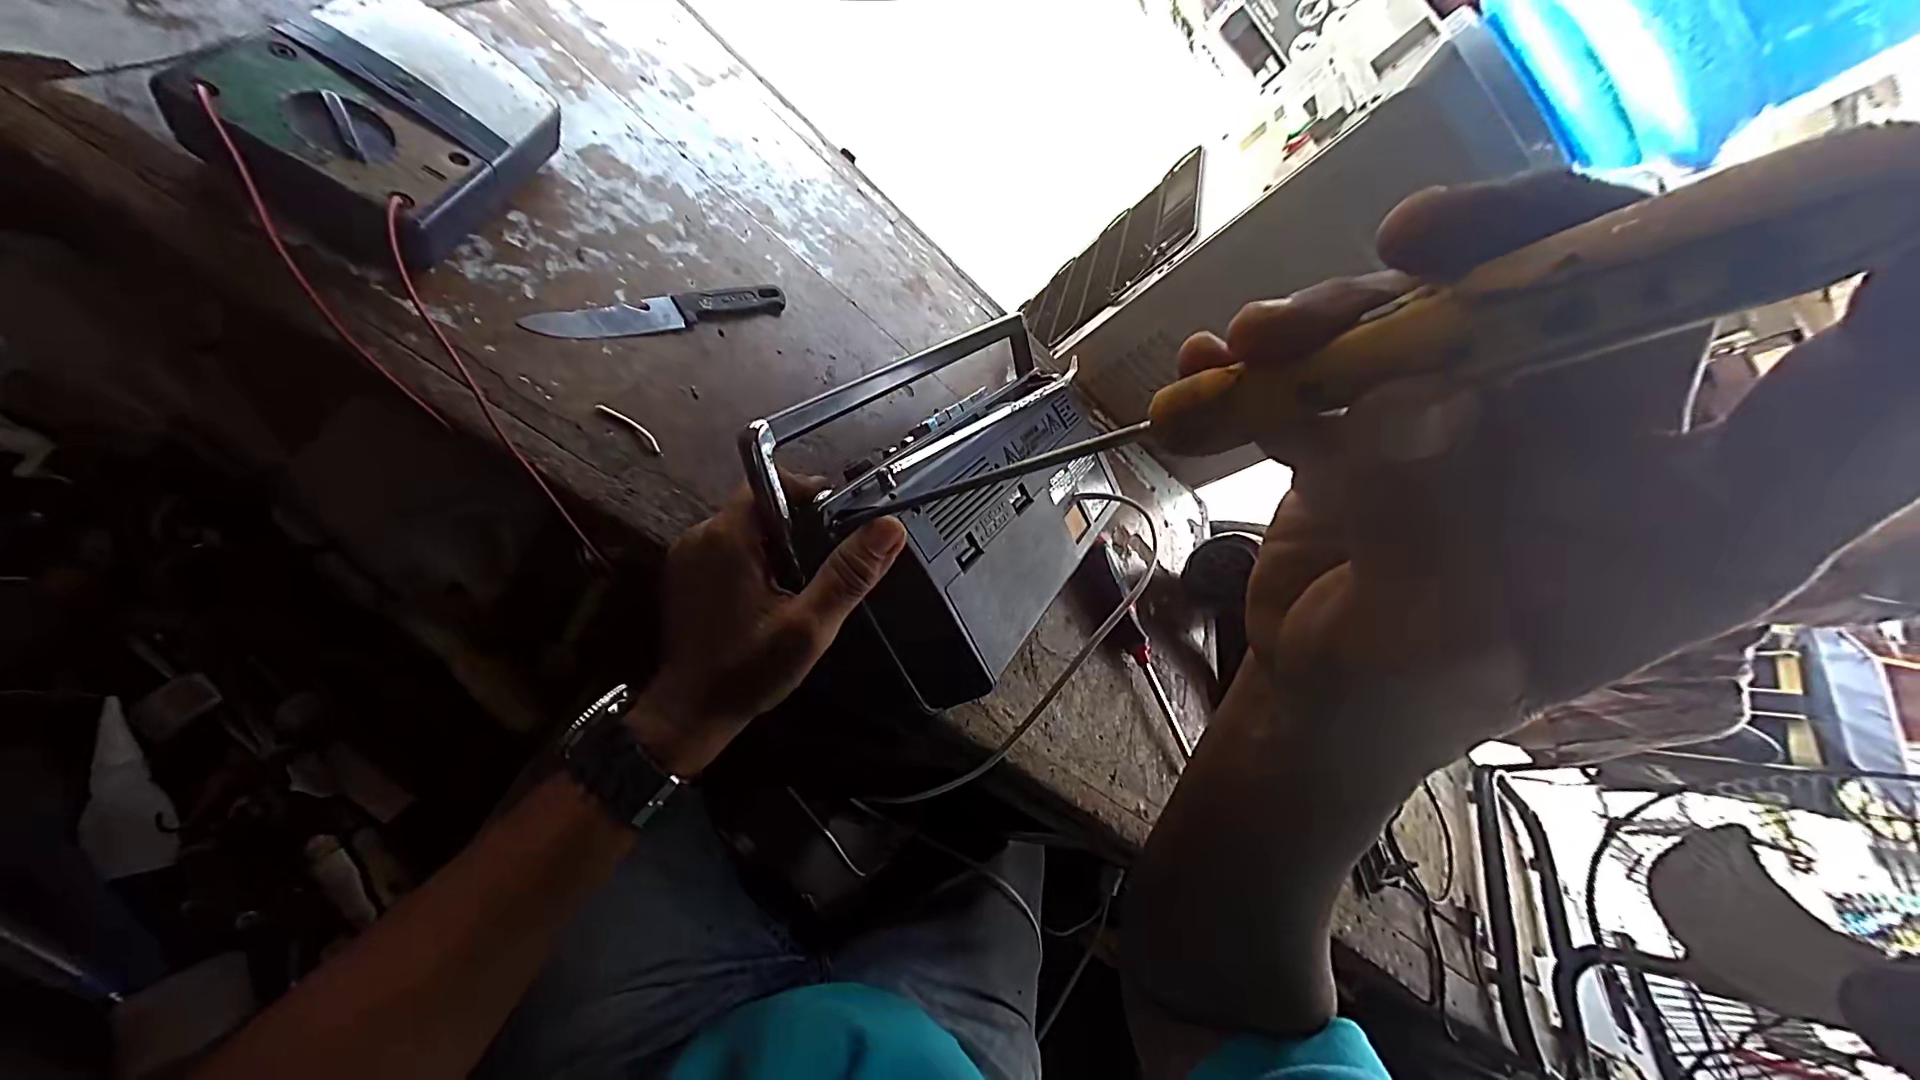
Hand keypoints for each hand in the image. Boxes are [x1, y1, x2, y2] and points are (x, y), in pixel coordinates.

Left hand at [627, 483, 905, 774]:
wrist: (691, 714)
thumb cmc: (746, 673)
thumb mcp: (810, 626)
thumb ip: (850, 574)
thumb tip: (888, 529)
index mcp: (728, 539)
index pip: (772, 483)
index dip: (808, 494)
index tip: (835, 521)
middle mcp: (701, 538)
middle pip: (761, 505)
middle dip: (797, 526)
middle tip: (823, 562)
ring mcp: (687, 557)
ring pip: (746, 528)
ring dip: (776, 545)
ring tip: (800, 583)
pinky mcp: (685, 576)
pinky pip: (729, 549)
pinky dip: (754, 561)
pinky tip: (771, 596)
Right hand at [1182, 171, 1919, 767]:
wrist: (1313, 690)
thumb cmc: (1397, 695)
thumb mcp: (1427, 641)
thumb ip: (1430, 529)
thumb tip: (1405, 402)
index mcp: (1694, 513)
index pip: (1855, 380)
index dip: (1884, 272)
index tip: (1857, 184)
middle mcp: (1599, 440)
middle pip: (1604, 287)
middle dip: (1511, 242)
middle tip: (1411, 236)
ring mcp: (1481, 420)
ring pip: (1435, 314)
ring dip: (1339, 314)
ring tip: (1252, 343)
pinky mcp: (1380, 417)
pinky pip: (1333, 364)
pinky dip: (1269, 361)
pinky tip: (1211, 366)